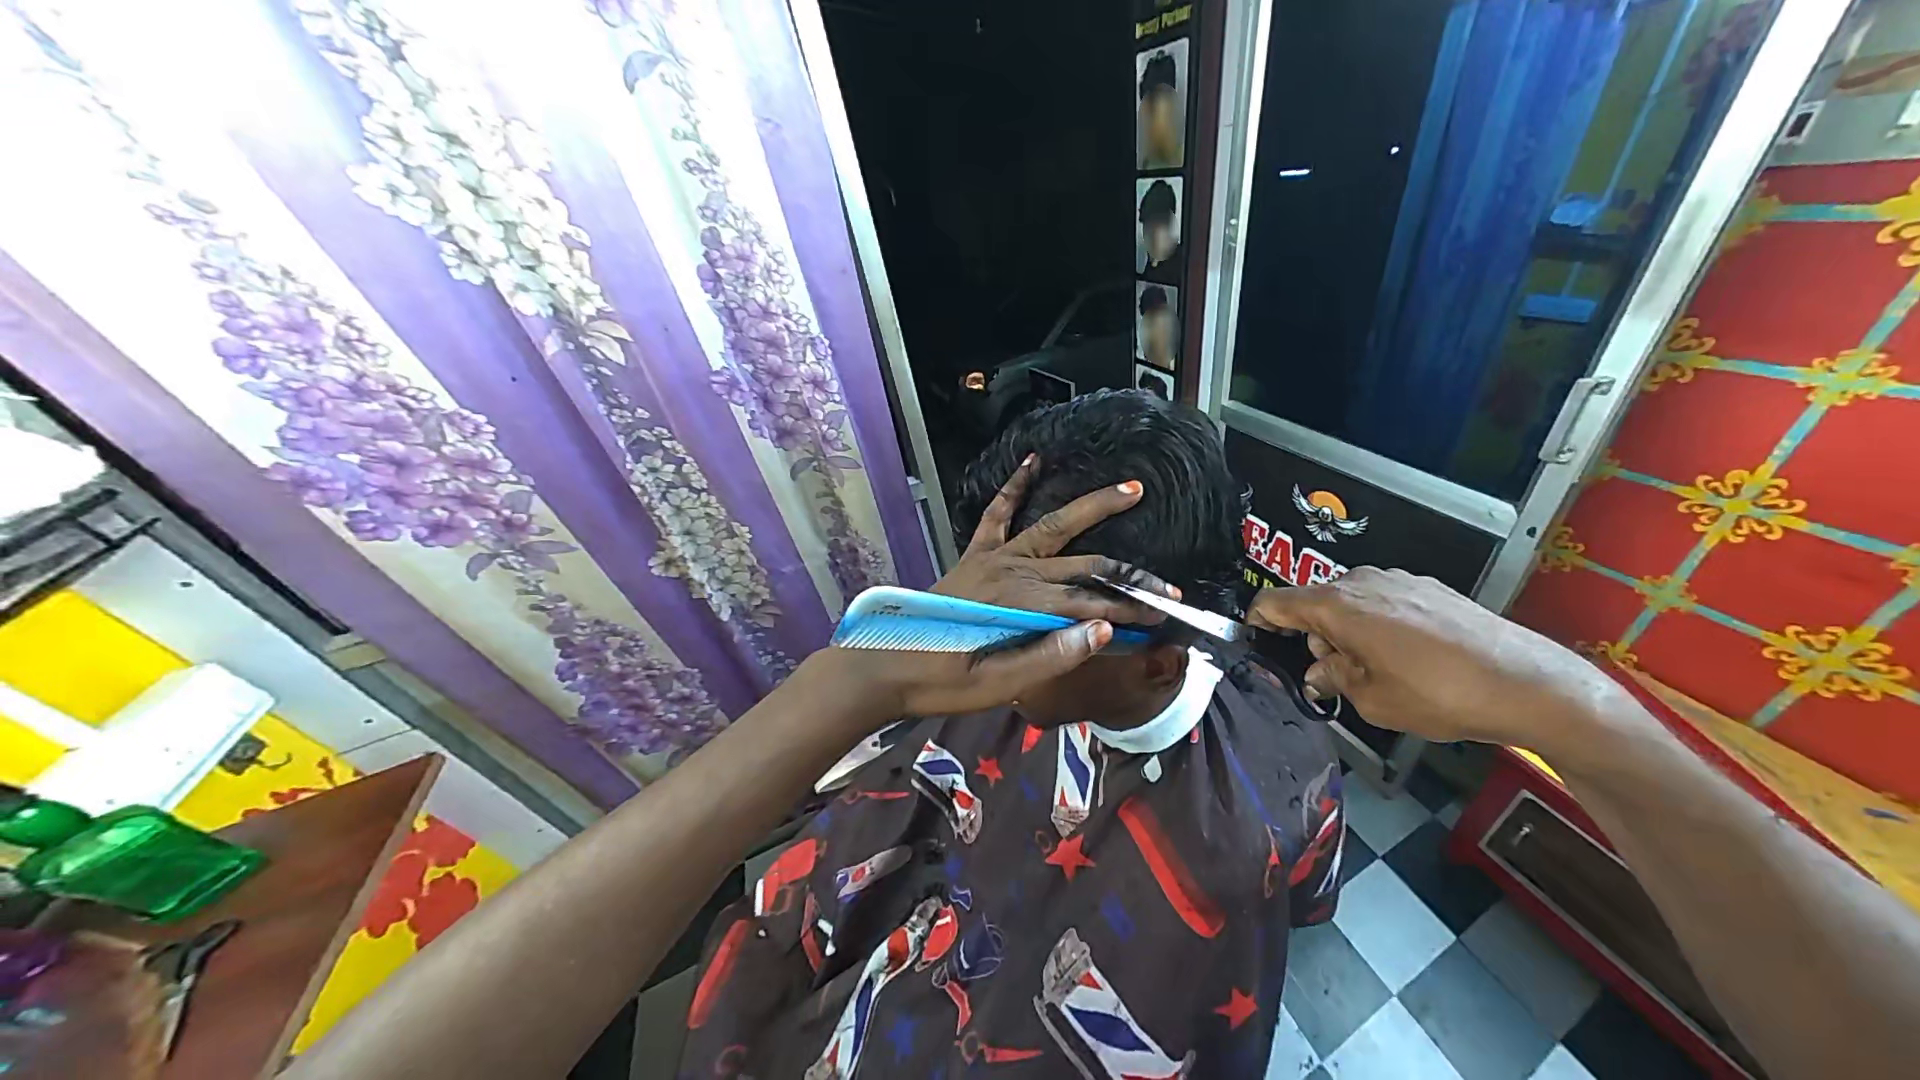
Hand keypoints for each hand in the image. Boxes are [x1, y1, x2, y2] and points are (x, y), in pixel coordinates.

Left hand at [812, 454, 1174, 730]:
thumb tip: (1107, 630)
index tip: (1166, 615)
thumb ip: (1052, 656)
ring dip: (1094, 507)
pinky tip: (1032, 460)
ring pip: (1053, 526)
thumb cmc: (941, 682)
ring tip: (1131, 488)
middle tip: (1169, 585)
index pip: (1091, 606)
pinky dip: (1014, 486)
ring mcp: (993, 558)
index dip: (1132, 611)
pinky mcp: (974, 556)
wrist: (884, 666)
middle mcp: (1013, 572)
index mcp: (1022, 605)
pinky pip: (996, 515)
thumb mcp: (998, 683)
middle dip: (1130, 576)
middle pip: (1085, 567)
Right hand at [1245, 568, 1634, 754]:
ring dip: (1347, 630)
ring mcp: (1397, 579)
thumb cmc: (1440, 694)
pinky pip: (1382, 600)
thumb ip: (1333, 679)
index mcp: (1336, 606)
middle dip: (1313, 636)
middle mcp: (1361, 581)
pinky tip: (1407, 655)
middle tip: (1334, 675)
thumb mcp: (1372, 699)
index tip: (1255, 640)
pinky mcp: (1428, 586)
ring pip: (1349, 600)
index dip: (1257, 622)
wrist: (1529, 683)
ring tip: (1376, 669)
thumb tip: (1320, 673)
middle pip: (1313, 602)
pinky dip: (1378, 623)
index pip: (1274, 603)